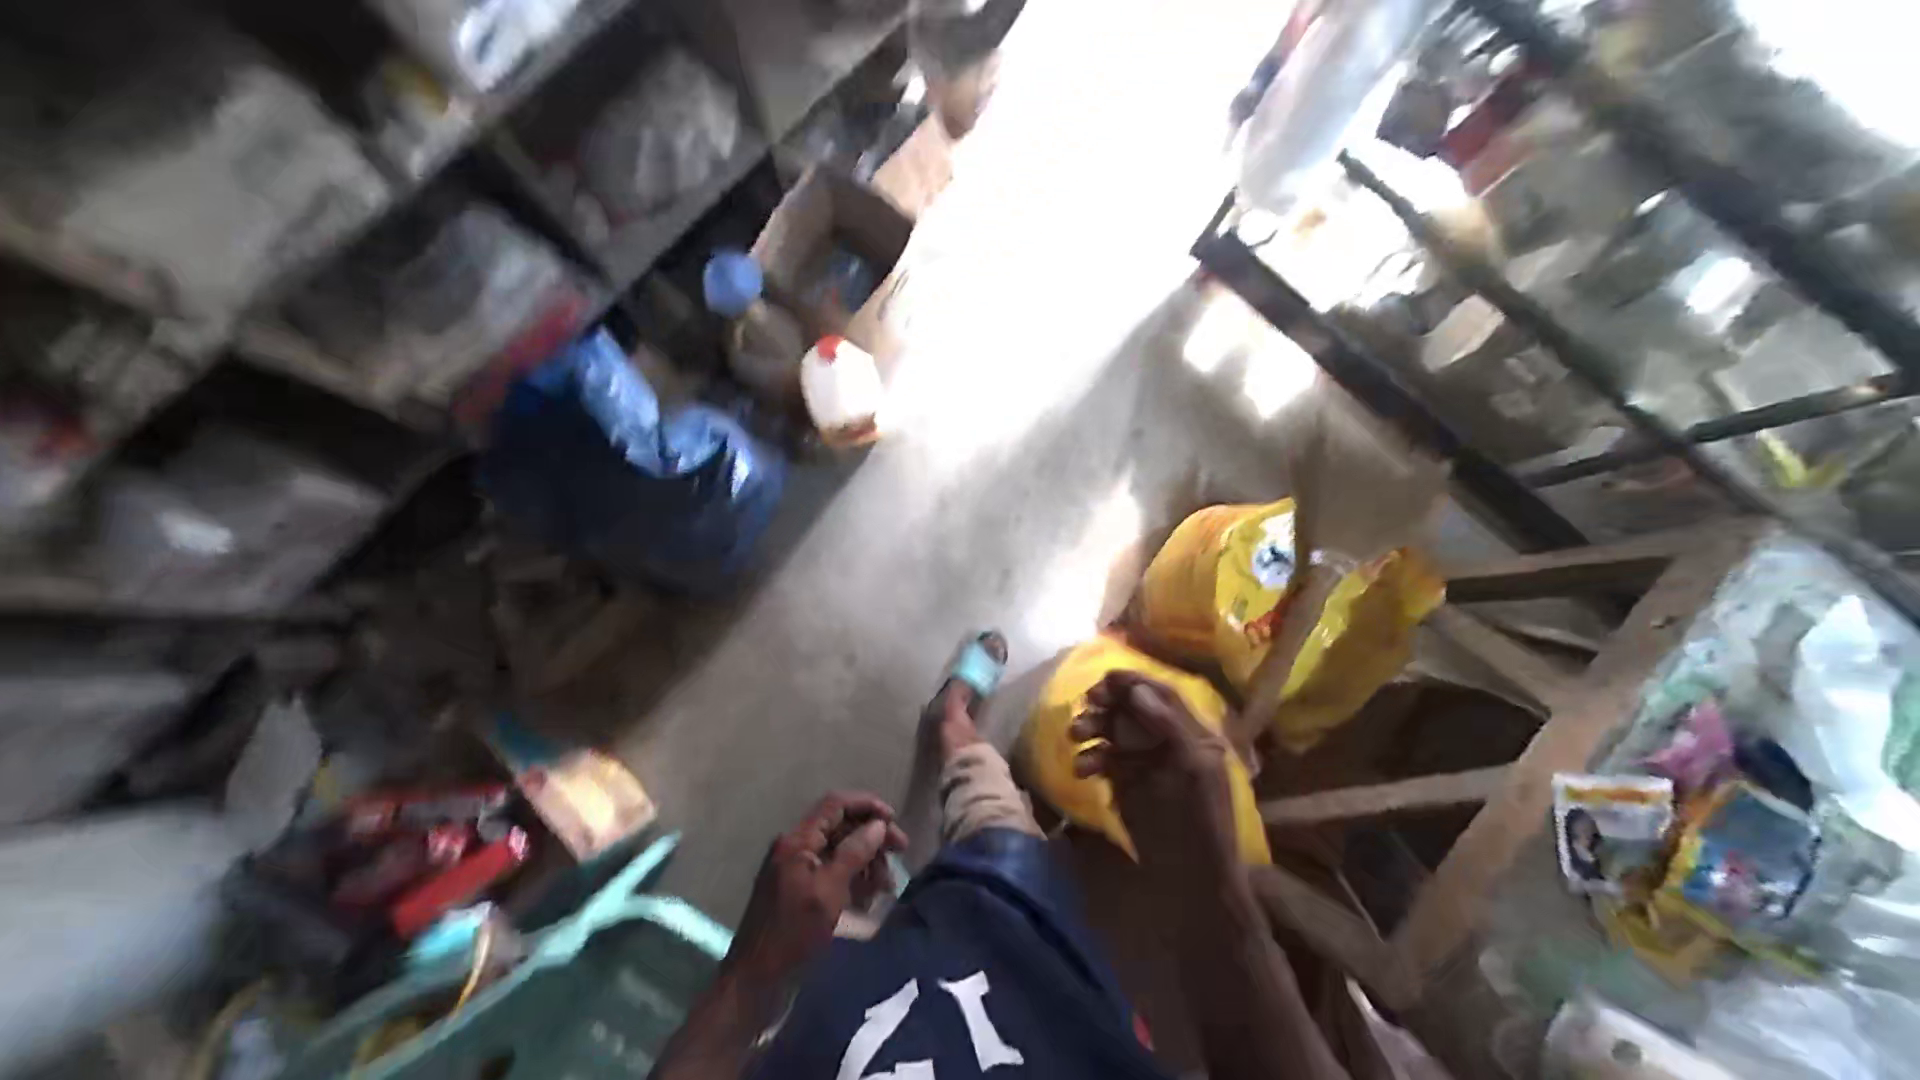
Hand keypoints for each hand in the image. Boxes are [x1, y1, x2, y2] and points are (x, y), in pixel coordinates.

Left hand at [726, 791, 907, 982]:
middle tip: (900, 850)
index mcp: (797, 840)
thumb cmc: (793, 935)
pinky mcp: (800, 891)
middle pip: (840, 826)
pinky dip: (854, 880)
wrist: (755, 983)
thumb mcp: (828, 892)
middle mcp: (796, 847)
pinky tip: (871, 898)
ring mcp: (797, 869)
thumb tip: (877, 825)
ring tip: (887, 884)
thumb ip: (854, 853)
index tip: (893, 820)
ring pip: (839, 850)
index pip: (835, 805)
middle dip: (872, 836)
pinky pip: (832, 873)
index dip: (866, 805)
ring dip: (867, 861)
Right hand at [1069, 672, 1241, 882]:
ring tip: (1075, 735)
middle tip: (1087, 703)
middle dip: (1107, 702)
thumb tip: (1136, 689)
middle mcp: (1167, 742)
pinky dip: (1089, 759)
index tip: (1105, 680)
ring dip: (1092, 727)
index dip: (1134, 682)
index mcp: (1192, 734)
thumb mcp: (1192, 767)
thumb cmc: (1200, 821)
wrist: (1191, 881)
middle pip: (1132, 708)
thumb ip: (1167, 724)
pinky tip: (1082, 769)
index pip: (1161, 694)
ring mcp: (1144, 762)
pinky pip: (1102, 759)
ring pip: (1113, 730)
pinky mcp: (1125, 784)